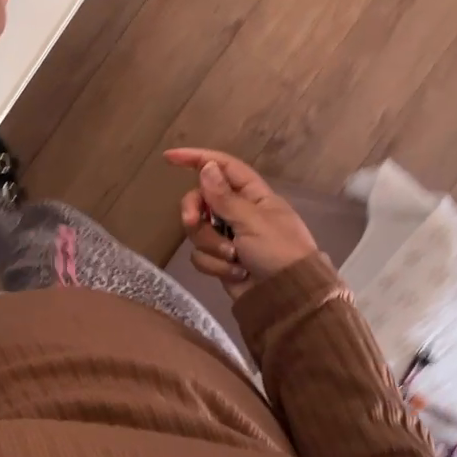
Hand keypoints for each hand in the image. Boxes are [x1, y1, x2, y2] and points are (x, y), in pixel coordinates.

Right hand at [165, 147, 319, 300]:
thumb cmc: (279, 252)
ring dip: (212, 245)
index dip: (197, 159)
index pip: (223, 167)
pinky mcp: (221, 260)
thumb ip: (224, 197)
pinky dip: (215, 265)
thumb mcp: (252, 221)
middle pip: (201, 199)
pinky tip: (236, 273)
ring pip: (198, 230)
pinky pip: (201, 255)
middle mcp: (239, 213)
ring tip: (234, 258)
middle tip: (193, 221)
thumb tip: (206, 167)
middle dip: (194, 212)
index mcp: (253, 196)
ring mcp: (229, 237)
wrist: (288, 299)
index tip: (169, 158)